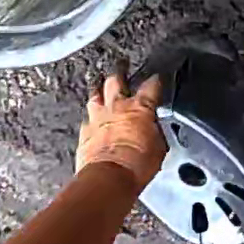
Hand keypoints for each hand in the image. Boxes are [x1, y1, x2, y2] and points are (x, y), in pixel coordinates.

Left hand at [76, 68, 166, 189]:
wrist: (108, 179)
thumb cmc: (136, 164)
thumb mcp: (159, 147)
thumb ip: (155, 133)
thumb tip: (154, 132)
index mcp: (140, 107)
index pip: (151, 84)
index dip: (156, 79)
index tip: (157, 77)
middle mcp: (118, 107)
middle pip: (116, 79)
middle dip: (120, 69)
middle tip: (121, 63)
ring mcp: (98, 118)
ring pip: (96, 94)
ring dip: (99, 89)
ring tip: (99, 83)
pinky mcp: (84, 133)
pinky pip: (86, 119)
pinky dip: (90, 118)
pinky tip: (91, 119)